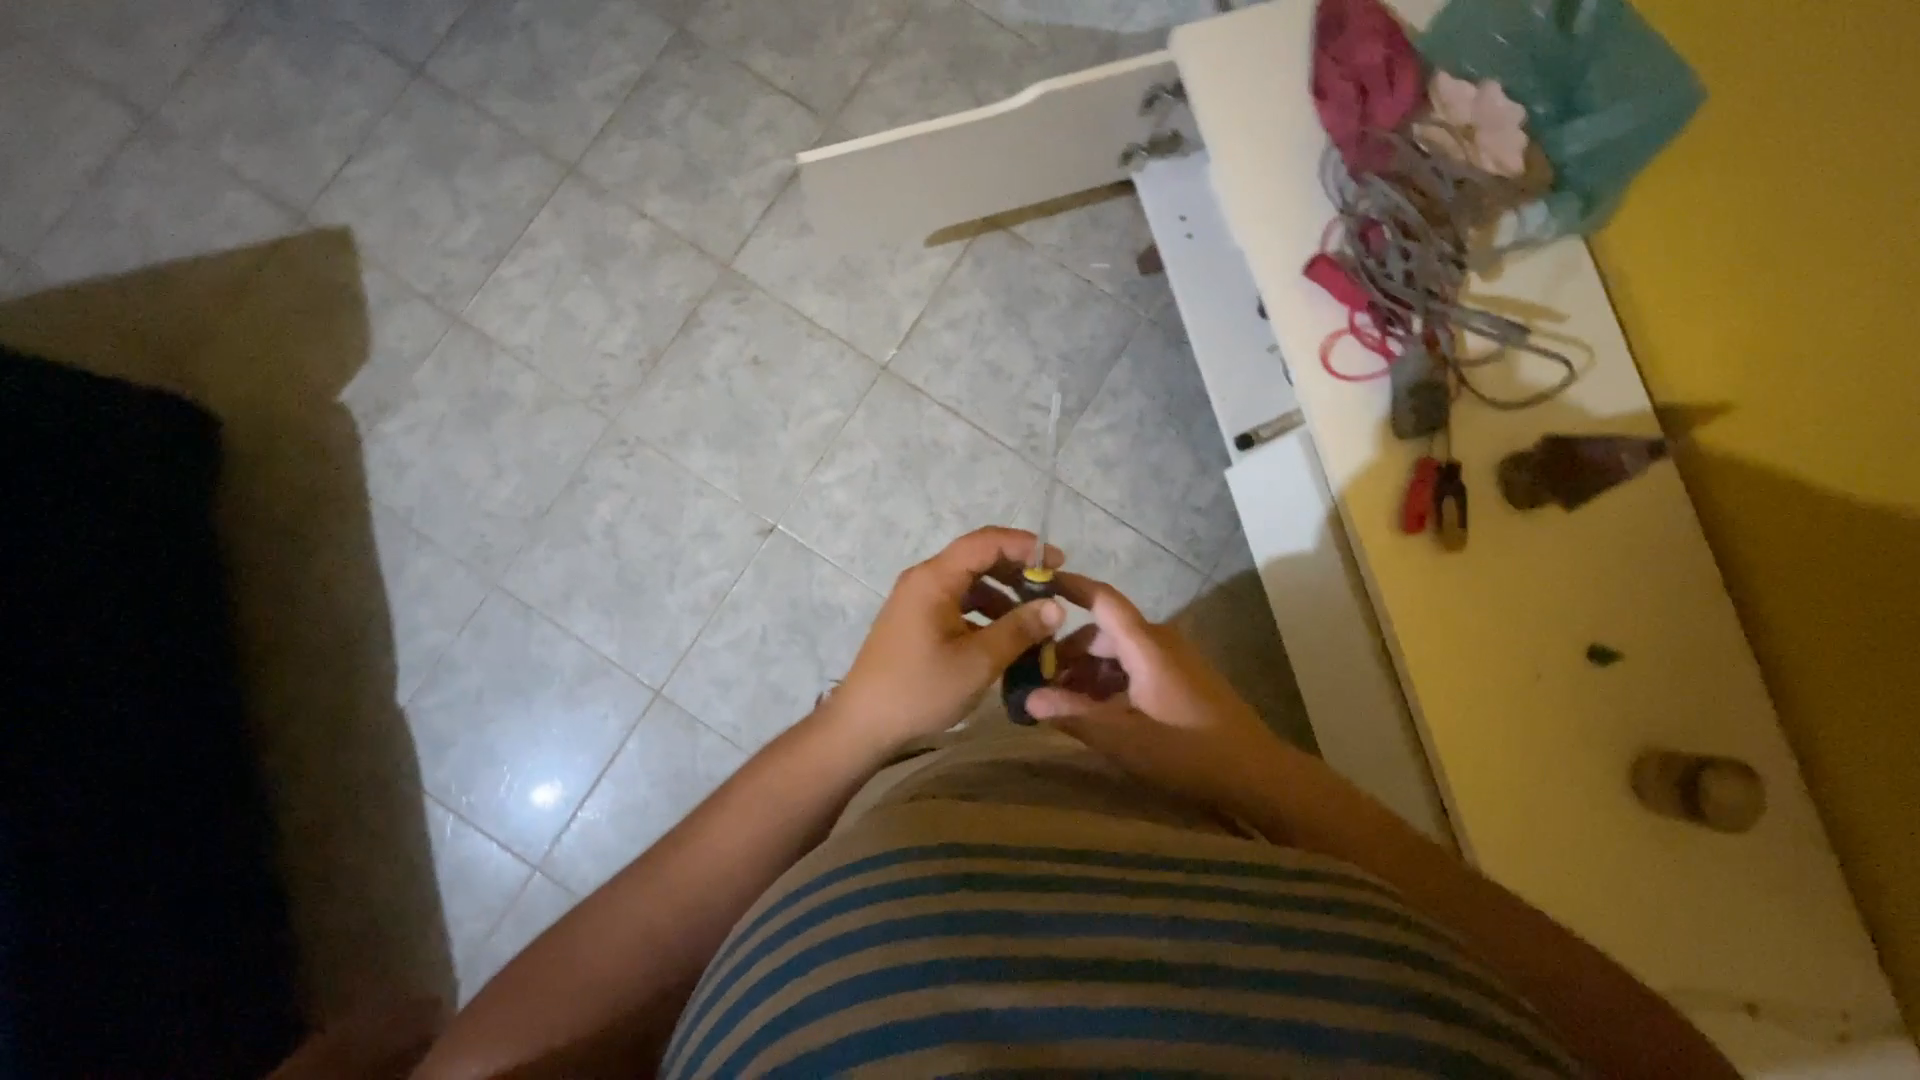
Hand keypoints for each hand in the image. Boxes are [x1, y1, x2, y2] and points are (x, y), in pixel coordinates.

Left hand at [825, 527, 1065, 753]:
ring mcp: (917, 600)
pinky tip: (1005, 638)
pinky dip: (985, 613)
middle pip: (977, 559)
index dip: (1025, 546)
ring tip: (1035, 620)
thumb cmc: (920, 689)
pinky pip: (958, 604)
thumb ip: (1019, 630)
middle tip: (1052, 592)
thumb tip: (1056, 607)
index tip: (1059, 563)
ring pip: (969, 583)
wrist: (863, 723)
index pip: (985, 542)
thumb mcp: (977, 662)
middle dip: (1017, 571)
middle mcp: (923, 580)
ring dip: (1004, 595)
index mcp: (934, 579)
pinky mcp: (916, 621)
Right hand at [1027, 574, 1293, 816]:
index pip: (1101, 599)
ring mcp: (1174, 660)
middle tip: (1037, 680)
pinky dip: (1110, 682)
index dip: (1068, 587)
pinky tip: (1095, 712)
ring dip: (1088, 672)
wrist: (1256, 774)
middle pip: (1104, 632)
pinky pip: (1136, 667)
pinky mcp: (1182, 680)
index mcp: (1146, 645)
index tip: (1034, 583)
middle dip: (1068, 653)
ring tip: (1061, 703)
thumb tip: (1027, 697)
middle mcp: (1160, 642)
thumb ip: (1072, 713)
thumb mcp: (1122, 737)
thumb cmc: (1188, 751)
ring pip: (1119, 653)